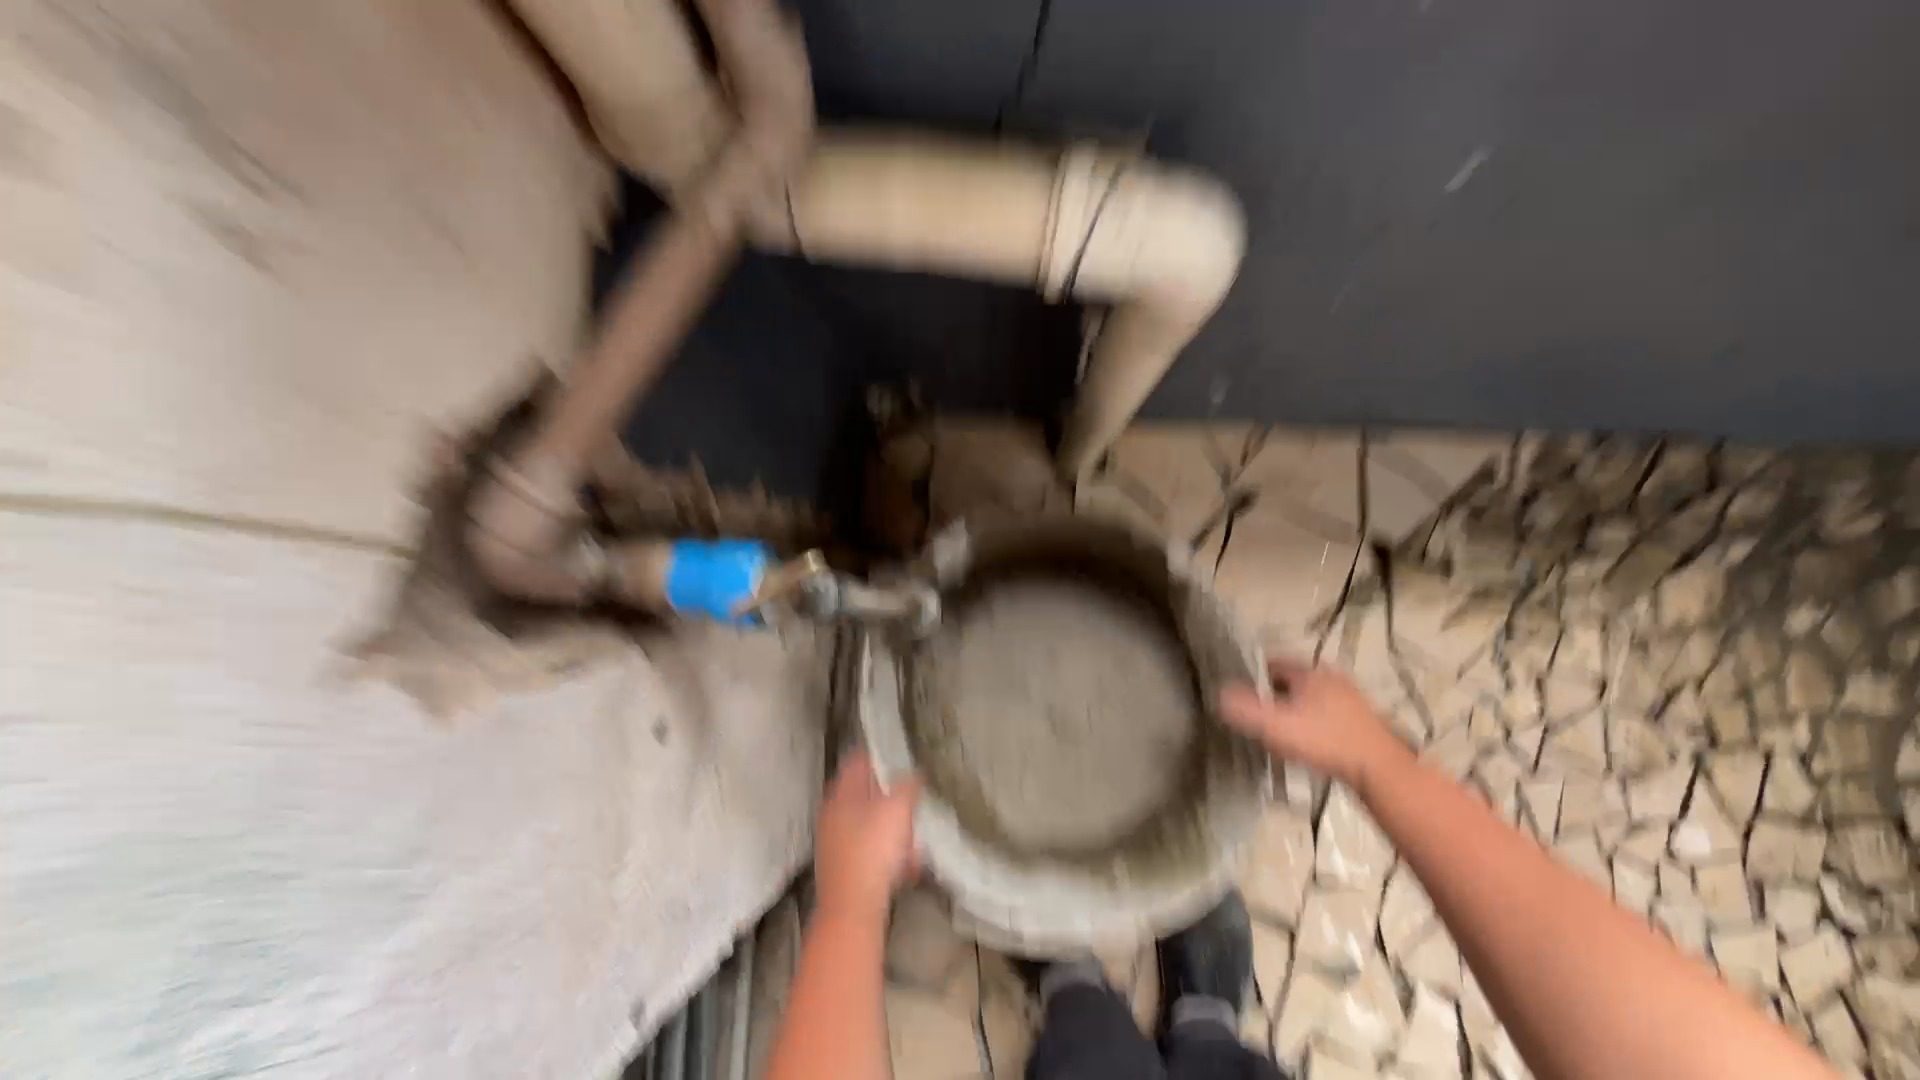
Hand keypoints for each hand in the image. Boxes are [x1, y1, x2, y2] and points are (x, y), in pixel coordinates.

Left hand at [813, 751, 920, 923]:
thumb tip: (912, 775)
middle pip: (867, 796)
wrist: (852, 908)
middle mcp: (833, 815)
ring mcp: (835, 844)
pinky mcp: (843, 869)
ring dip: (896, 833)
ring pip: (872, 827)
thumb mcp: (898, 809)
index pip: (858, 761)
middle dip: (894, 803)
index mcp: (841, 795)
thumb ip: (907, 786)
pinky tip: (905, 871)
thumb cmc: (874, 850)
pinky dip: (890, 857)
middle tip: (913, 808)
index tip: (900, 758)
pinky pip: (872, 853)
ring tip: (913, 847)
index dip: (879, 756)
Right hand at [1218, 657, 1410, 794]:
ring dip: (1295, 708)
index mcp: (1309, 672)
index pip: (1272, 663)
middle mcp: (1331, 676)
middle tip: (1259, 715)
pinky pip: (1328, 712)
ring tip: (1282, 730)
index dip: (1253, 676)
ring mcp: (1350, 697)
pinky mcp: (1362, 718)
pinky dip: (1314, 721)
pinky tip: (1310, 741)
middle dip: (1274, 694)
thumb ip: (1244, 710)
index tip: (1241, 695)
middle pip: (1292, 680)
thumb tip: (1218, 694)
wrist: (1380, 768)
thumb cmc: (1324, 741)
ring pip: (1311, 696)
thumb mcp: (1276, 726)